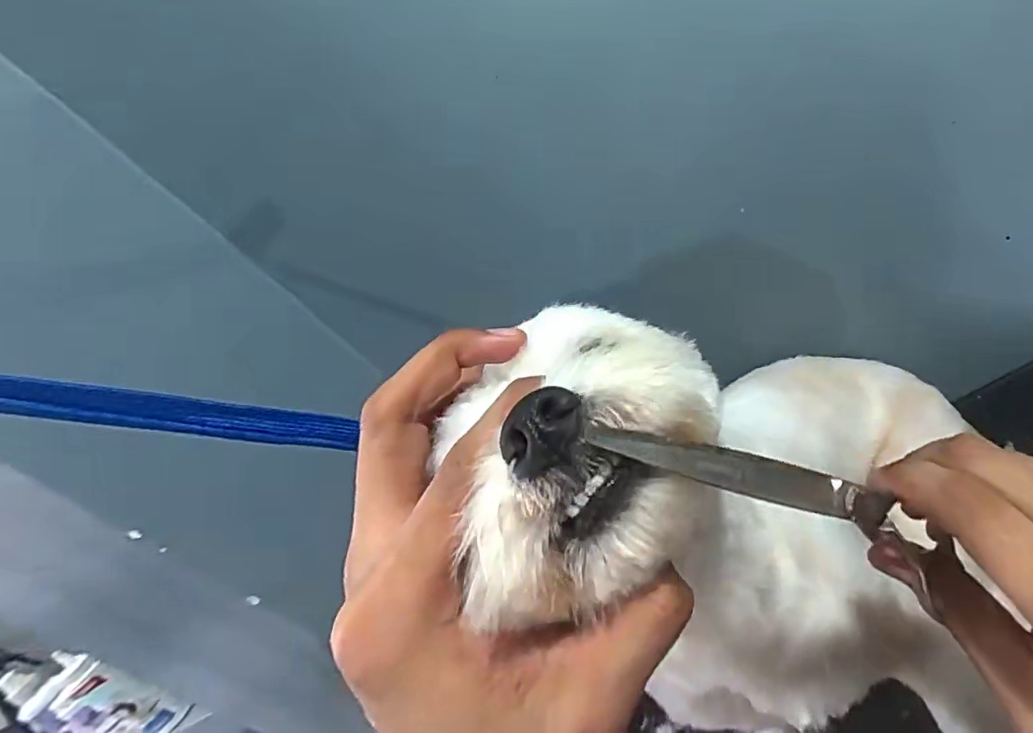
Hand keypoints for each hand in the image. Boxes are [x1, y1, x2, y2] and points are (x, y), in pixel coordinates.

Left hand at [332, 329, 692, 732]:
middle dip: (447, 363)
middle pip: (386, 431)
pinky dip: (449, 424)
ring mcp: (366, 570)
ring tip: (512, 365)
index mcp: (400, 608)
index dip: (509, 413)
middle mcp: (366, 577)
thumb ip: (648, 606)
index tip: (562, 385)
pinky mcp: (385, 567)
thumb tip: (666, 523)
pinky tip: (506, 426)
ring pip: (389, 444)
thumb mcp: (598, 690)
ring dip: (447, 387)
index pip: (452, 474)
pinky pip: (407, 469)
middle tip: (516, 342)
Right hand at [870, 434, 1032, 732]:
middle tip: (898, 496)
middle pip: (987, 459)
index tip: (874, 485)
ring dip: (964, 469)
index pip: (975, 507)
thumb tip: (903, 553)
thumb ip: (969, 623)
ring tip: (943, 509)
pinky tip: (1010, 521)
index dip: (912, 480)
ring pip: (1015, 456)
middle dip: (928, 462)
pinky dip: (1008, 481)